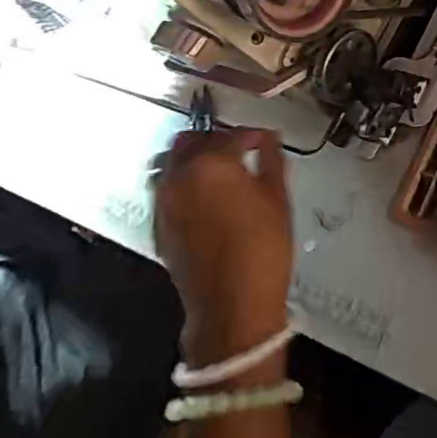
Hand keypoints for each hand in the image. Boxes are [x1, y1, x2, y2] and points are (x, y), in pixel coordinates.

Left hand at [153, 129, 294, 363]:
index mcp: (212, 165)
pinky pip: (168, 188)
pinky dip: (186, 181)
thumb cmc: (263, 249)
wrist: (230, 302)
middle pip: (191, 140)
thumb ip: (273, 162)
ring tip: (225, 171)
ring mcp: (163, 200)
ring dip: (197, 158)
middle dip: (217, 139)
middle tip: (243, 149)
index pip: (232, 136)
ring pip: (173, 162)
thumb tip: (270, 142)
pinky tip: (210, 195)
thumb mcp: (278, 200)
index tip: (266, 140)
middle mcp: (179, 177)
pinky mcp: (158, 222)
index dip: (253, 135)